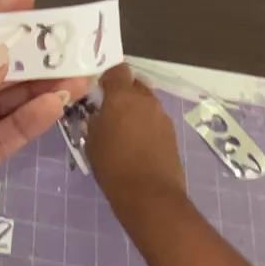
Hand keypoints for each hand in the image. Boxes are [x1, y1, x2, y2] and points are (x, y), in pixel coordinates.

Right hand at [89, 63, 186, 208]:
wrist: (150, 196)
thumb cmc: (113, 165)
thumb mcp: (92, 141)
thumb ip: (95, 121)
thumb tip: (99, 115)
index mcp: (122, 96)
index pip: (117, 70)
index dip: (108, 76)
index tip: (100, 88)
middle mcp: (145, 100)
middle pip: (135, 83)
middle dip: (124, 92)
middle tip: (112, 109)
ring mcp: (162, 116)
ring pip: (147, 102)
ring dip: (136, 109)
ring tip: (126, 128)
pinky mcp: (172, 133)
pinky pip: (155, 119)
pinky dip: (147, 124)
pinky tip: (139, 142)